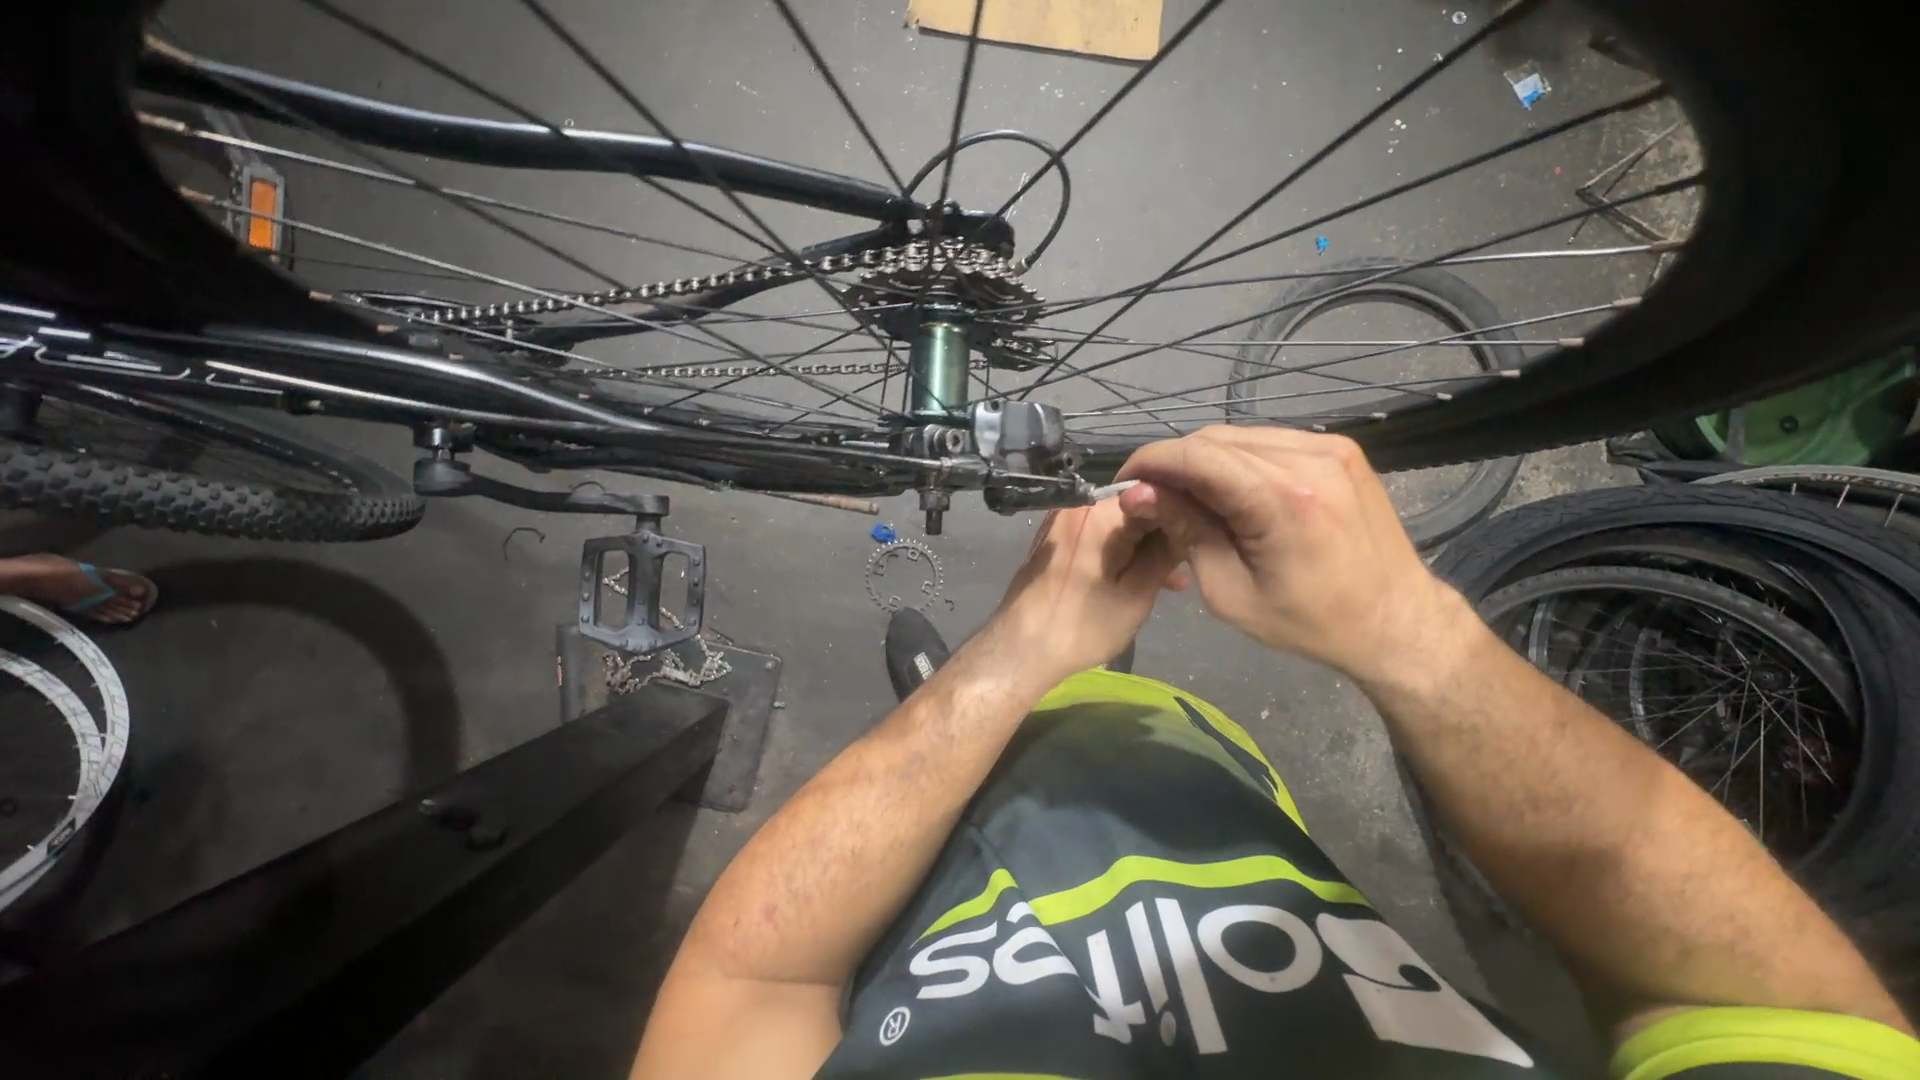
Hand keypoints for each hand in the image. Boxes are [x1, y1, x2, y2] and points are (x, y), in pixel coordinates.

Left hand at [983, 497, 1182, 682]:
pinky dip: (1121, 550)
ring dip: (1145, 545)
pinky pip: (1100, 533)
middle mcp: (1078, 505)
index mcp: (1098, 512)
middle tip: (1190, 563)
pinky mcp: (1056, 537)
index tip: (1202, 536)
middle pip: (1136, 504)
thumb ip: (1164, 555)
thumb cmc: (1081, 626)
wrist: (1020, 649)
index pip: (1155, 492)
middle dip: (1165, 531)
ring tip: (1171, 580)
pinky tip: (1141, 577)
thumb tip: (1187, 527)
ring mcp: (1063, 519)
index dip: (1183, 513)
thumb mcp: (1136, 596)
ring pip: (1120, 522)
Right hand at [1115, 426, 1477, 686]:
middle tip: (1150, 495)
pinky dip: (1236, 460)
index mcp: (1283, 501)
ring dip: (1203, 460)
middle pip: (1215, 439)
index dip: (1151, 461)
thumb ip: (1185, 532)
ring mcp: (1330, 447)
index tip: (1123, 482)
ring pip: (1240, 436)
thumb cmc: (1309, 621)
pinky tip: (1228, 490)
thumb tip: (1139, 494)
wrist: (1395, 620)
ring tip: (1186, 495)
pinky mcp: (1340, 448)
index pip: (1197, 456)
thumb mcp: (1230, 592)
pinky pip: (1268, 441)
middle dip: (1173, 462)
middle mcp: (1310, 459)